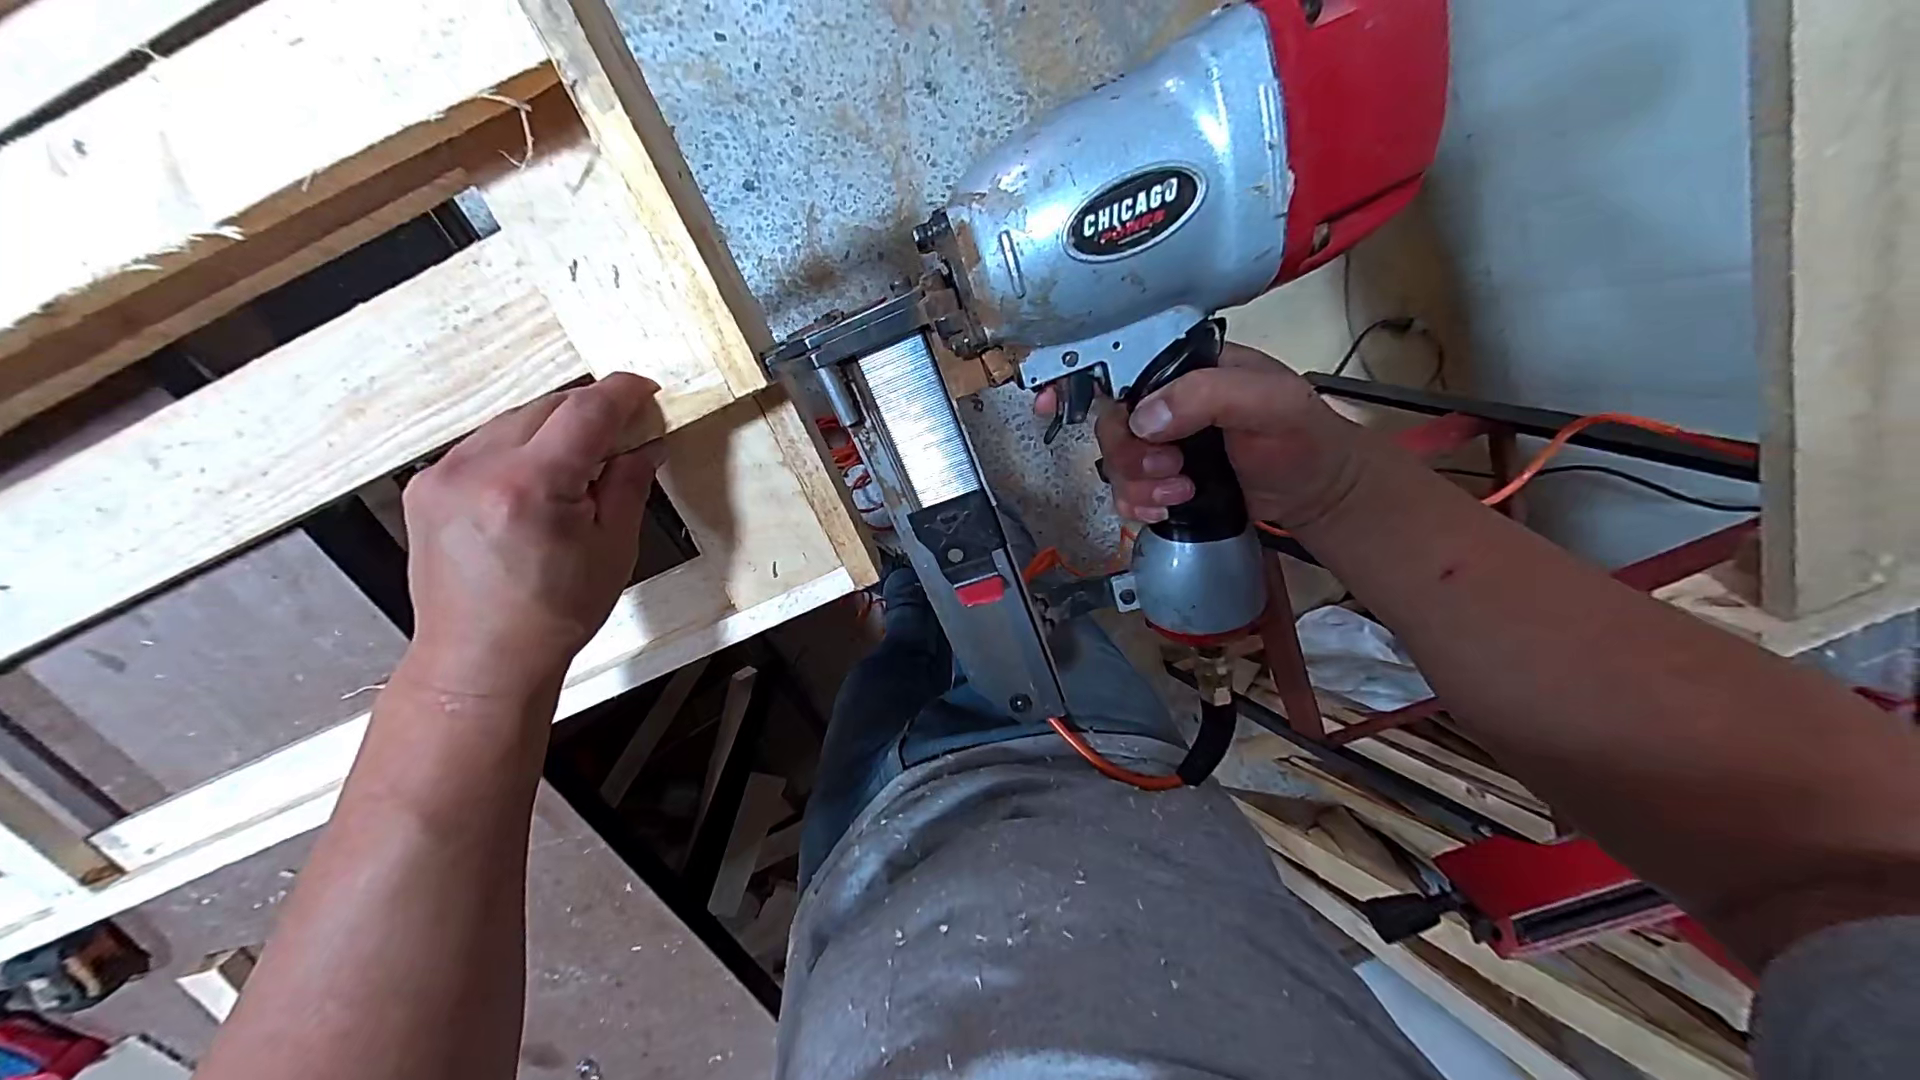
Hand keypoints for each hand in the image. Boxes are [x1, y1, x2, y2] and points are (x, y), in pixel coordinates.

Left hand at [397, 373, 664, 699]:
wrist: (483, 657)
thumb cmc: (554, 615)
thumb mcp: (614, 548)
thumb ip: (629, 484)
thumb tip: (644, 445)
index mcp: (531, 488)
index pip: (585, 411)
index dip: (622, 392)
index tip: (645, 390)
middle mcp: (476, 470)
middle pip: (548, 407)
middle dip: (593, 413)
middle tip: (626, 435)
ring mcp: (443, 476)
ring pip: (515, 420)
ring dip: (557, 429)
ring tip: (585, 463)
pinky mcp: (427, 486)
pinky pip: (486, 443)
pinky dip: (524, 447)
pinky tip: (544, 477)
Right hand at [1036, 344, 1367, 529]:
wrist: (1316, 494)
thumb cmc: (1301, 437)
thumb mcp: (1267, 401)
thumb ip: (1207, 396)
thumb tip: (1143, 420)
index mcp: (1184, 368)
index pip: (1121, 361)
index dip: (1078, 378)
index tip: (1048, 403)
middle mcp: (1165, 402)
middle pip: (1109, 422)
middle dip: (1130, 455)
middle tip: (1172, 471)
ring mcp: (1161, 444)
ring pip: (1113, 462)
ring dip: (1138, 485)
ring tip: (1180, 495)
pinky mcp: (1162, 480)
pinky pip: (1125, 492)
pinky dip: (1137, 505)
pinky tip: (1163, 510)